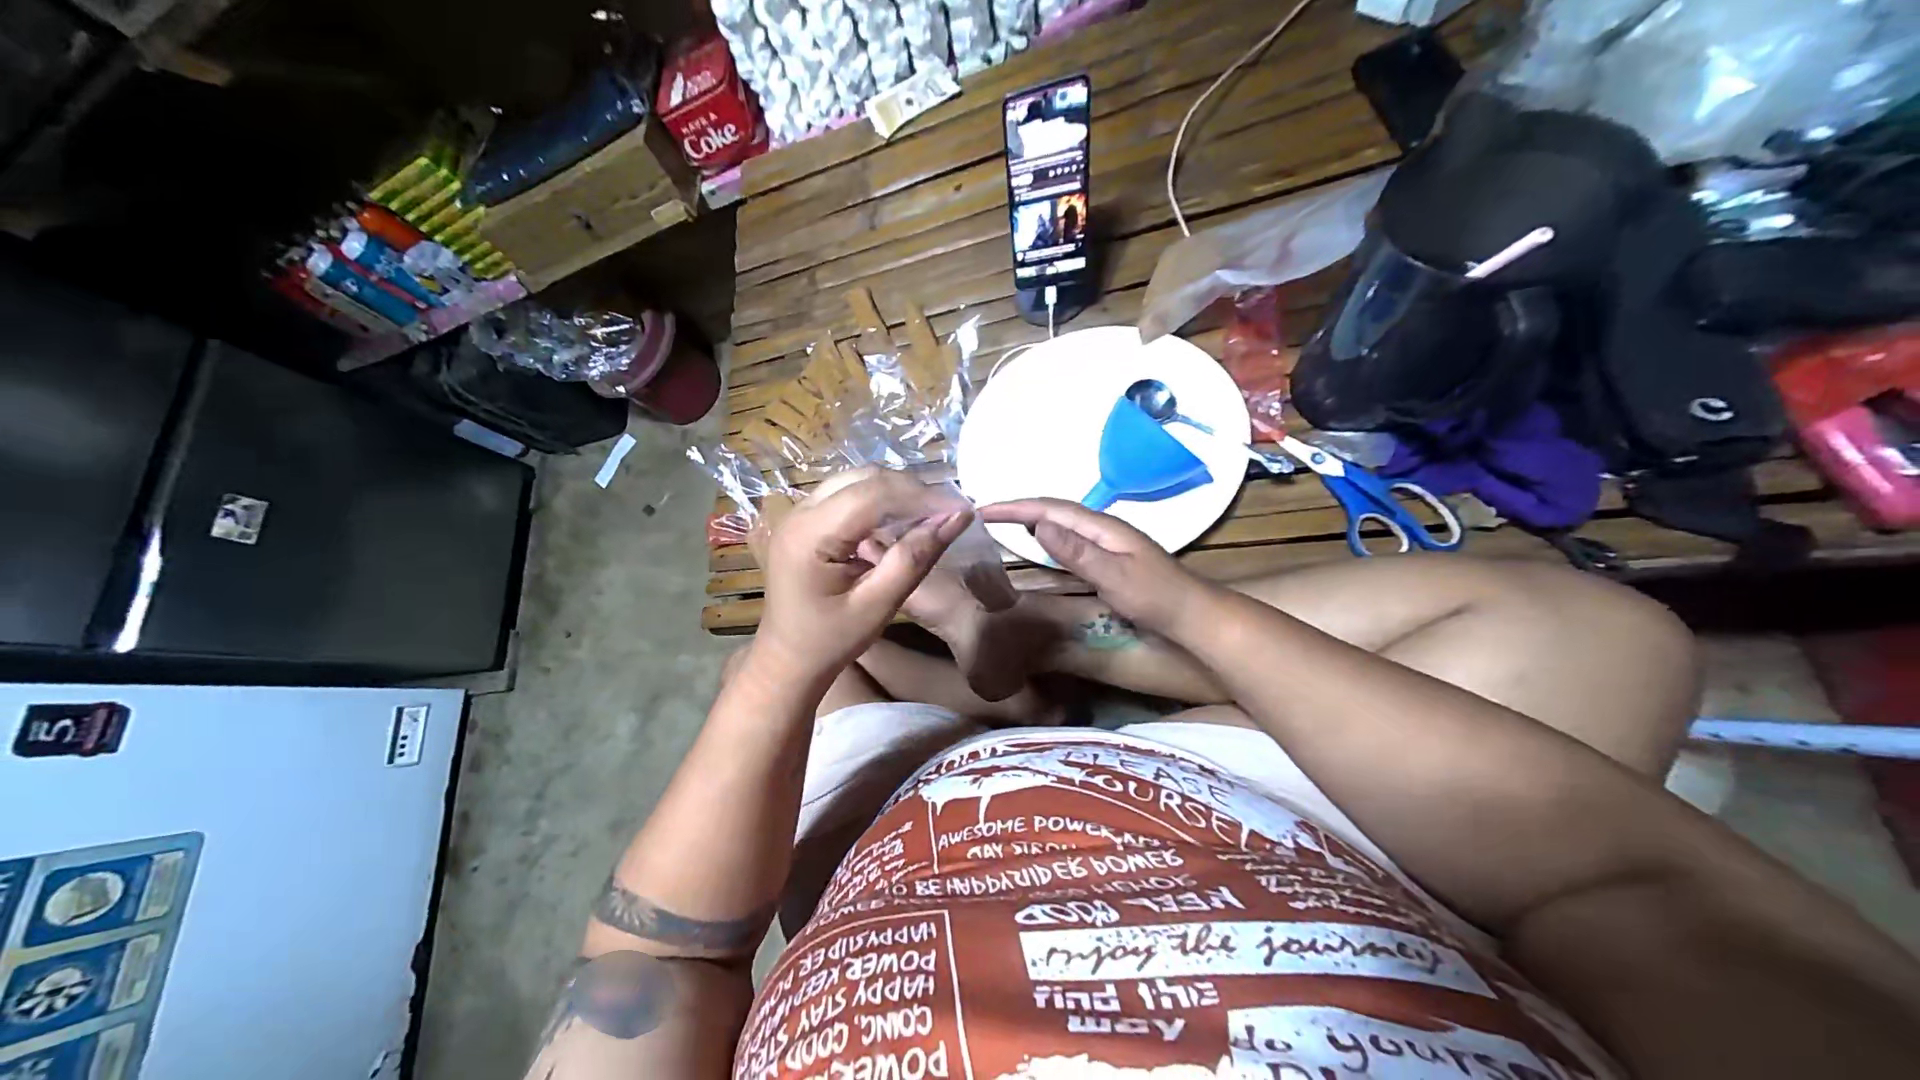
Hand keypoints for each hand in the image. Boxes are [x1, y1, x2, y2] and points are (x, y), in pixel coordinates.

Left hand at [757, 467, 972, 683]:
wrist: (788, 659)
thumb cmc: (830, 640)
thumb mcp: (878, 605)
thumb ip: (914, 559)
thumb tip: (956, 518)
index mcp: (809, 535)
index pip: (873, 494)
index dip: (921, 496)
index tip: (960, 509)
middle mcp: (800, 513)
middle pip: (865, 479)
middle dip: (911, 489)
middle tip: (949, 512)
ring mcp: (800, 512)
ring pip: (858, 480)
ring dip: (898, 492)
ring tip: (932, 514)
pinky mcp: (808, 519)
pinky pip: (849, 494)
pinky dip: (882, 500)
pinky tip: (904, 520)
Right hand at [980, 499, 1207, 633]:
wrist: (1192, 615)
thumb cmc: (1155, 597)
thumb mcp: (1113, 575)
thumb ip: (1076, 551)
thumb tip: (1038, 523)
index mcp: (1102, 527)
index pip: (1051, 508)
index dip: (1015, 507)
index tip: (983, 509)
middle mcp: (1103, 528)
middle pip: (1054, 510)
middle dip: (1019, 508)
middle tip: (985, 514)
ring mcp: (1107, 541)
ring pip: (1061, 522)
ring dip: (1031, 518)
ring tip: (1002, 522)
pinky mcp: (1108, 556)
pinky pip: (1069, 537)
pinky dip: (1046, 534)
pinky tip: (1039, 542)